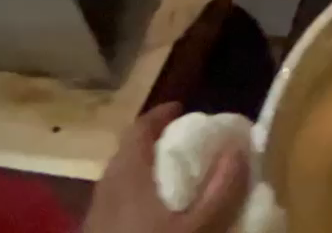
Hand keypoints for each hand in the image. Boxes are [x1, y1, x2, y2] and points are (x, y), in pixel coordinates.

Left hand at [83, 103, 250, 232]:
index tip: (183, 109)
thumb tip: (238, 147)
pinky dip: (134, 204)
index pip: (138, 130)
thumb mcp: (198, 231)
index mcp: (127, 178)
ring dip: (144, 176)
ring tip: (174, 186)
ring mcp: (93, 224)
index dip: (160, 115)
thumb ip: (222, 189)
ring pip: (118, 185)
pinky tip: (153, 223)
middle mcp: (104, 194)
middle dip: (154, 146)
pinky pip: (113, 211)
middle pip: (126, 156)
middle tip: (186, 147)